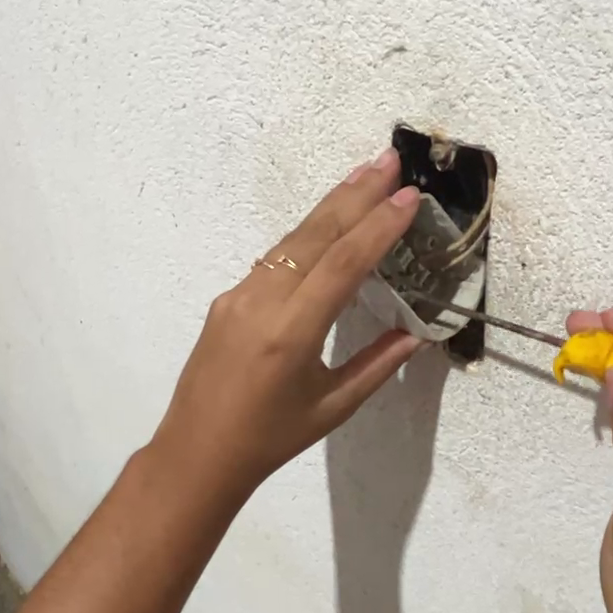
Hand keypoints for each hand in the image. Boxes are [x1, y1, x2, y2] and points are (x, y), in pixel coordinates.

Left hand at [149, 149, 425, 497]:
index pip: (343, 263)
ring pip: (290, 241)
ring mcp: (237, 297)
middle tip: (389, 159)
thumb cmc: (269, 440)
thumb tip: (416, 333)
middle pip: (314, 235)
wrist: (195, 453)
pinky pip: (272, 260)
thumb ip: (377, 365)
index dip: (377, 226)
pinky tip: (327, 225)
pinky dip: (305, 237)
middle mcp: (260, 303)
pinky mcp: (225, 300)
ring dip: (329, 207)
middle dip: (355, 193)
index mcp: (290, 333)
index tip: (408, 195)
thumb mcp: (332, 407)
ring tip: (364, 177)